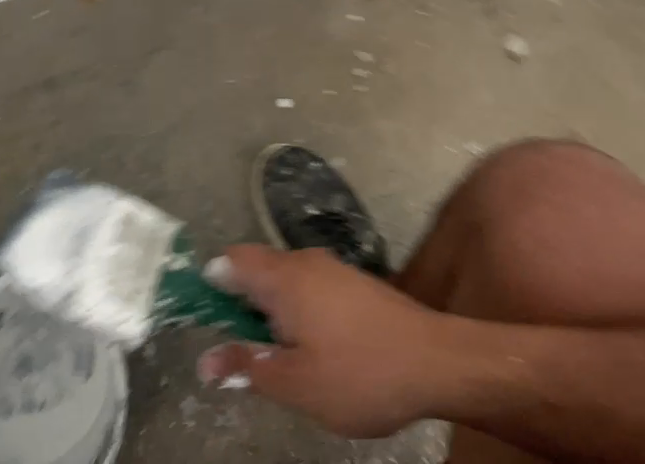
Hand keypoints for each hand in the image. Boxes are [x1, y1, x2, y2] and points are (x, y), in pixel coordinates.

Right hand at [196, 243, 453, 438]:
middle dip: (241, 305)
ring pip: (285, 281)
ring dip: (272, 312)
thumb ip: (246, 365)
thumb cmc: (360, 373)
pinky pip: (310, 288)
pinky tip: (314, 350)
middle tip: (243, 351)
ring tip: (279, 358)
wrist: (439, 362)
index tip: (206, 320)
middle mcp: (305, 262)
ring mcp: (334, 270)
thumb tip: (205, 360)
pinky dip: (299, 312)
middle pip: (256, 269)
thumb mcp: (294, 383)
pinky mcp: (356, 285)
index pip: (230, 260)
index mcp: (283, 277)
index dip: (210, 285)